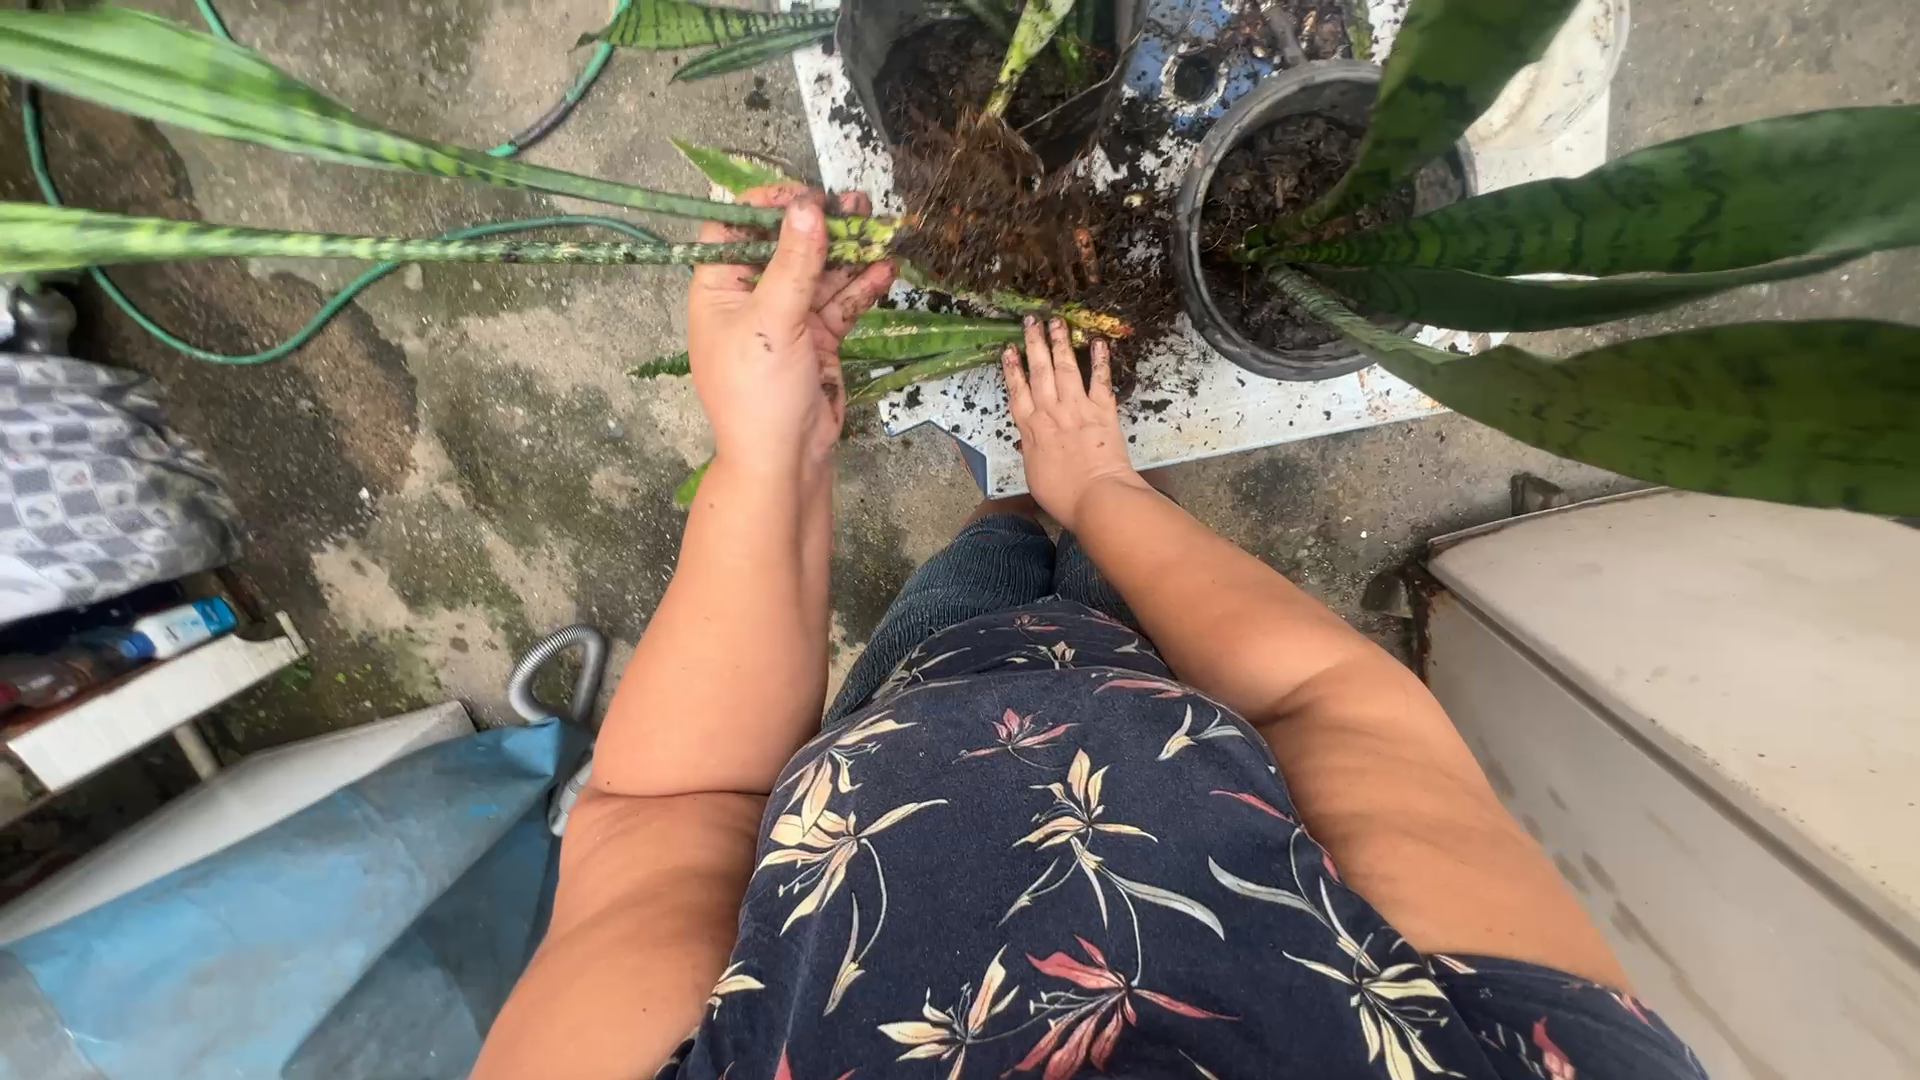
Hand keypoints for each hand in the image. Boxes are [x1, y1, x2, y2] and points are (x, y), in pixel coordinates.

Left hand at [686, 186, 895, 476]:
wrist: (784, 458)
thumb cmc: (759, 393)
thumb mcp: (773, 321)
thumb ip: (794, 263)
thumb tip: (807, 206)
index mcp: (720, 288)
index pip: (738, 229)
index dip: (770, 207)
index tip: (807, 194)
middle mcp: (753, 298)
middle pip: (788, 248)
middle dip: (822, 228)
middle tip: (857, 205)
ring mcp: (788, 319)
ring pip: (821, 275)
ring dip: (850, 255)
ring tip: (881, 230)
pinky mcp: (819, 340)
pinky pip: (841, 305)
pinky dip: (862, 289)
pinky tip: (885, 271)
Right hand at [1002, 317, 1146, 529]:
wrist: (1097, 497)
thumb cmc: (1063, 496)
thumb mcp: (1034, 474)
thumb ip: (1032, 450)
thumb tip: (1032, 440)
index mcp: (1031, 430)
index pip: (1018, 392)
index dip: (1013, 369)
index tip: (1009, 350)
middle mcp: (1051, 413)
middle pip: (1040, 372)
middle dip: (1034, 344)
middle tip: (1031, 321)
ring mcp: (1078, 409)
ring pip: (1065, 368)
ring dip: (1060, 343)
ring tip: (1056, 322)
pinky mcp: (1103, 412)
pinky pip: (1100, 380)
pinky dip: (1099, 360)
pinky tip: (1097, 342)